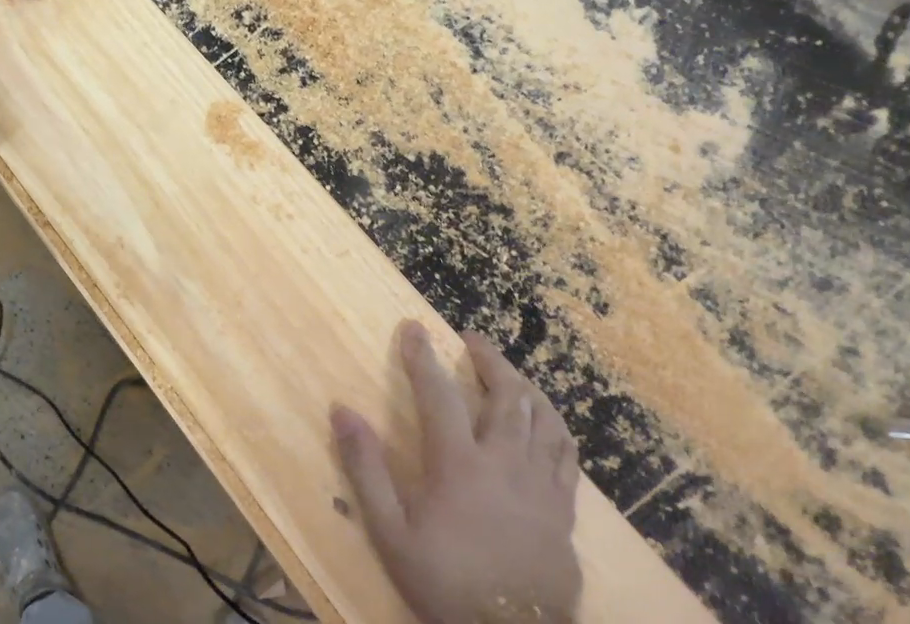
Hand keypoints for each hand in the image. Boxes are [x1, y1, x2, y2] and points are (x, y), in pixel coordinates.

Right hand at [332, 321, 581, 623]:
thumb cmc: (443, 581)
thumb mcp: (389, 530)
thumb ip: (366, 468)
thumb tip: (343, 410)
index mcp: (459, 464)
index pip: (438, 394)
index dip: (422, 357)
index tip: (413, 327)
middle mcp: (505, 464)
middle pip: (506, 396)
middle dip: (489, 360)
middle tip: (472, 340)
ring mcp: (541, 487)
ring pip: (544, 420)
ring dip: (526, 387)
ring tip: (511, 373)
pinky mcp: (563, 512)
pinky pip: (567, 456)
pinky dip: (555, 428)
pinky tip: (547, 425)